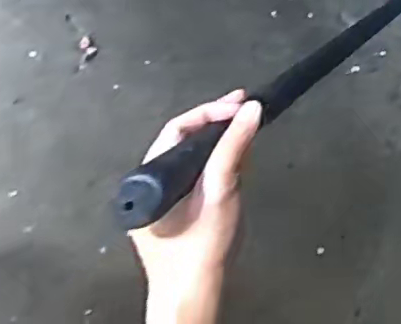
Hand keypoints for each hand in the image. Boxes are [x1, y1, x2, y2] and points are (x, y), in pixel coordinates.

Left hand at [129, 90, 263, 323]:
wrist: (194, 296)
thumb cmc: (200, 250)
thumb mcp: (221, 190)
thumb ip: (234, 147)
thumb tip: (252, 108)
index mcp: (148, 182)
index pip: (178, 129)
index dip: (211, 112)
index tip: (240, 105)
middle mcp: (151, 187)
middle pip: (184, 138)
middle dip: (218, 120)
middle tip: (246, 107)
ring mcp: (163, 199)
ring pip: (193, 153)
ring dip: (221, 137)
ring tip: (245, 126)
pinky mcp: (178, 208)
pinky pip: (198, 169)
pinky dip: (219, 156)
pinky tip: (237, 155)